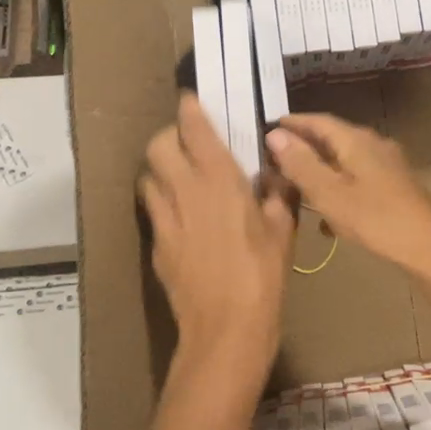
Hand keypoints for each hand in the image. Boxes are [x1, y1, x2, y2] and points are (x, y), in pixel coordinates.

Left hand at [140, 93, 295, 359]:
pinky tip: (183, 217)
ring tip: (182, 176)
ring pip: (148, 176)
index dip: (189, 109)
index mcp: (219, 179)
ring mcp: (165, 219)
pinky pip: (152, 210)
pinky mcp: (156, 246)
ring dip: (161, 168)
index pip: (195, 129)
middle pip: (158, 146)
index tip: (191, 99)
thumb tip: (274, 176)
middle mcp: (185, 190)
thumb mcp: (282, 229)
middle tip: (189, 142)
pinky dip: (163, 202)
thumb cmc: (263, 273)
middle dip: (169, 136)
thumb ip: (278, 194)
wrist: (225, 330)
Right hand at [265, 113, 430, 271]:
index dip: (293, 123)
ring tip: (295, 186)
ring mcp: (386, 165)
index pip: (319, 121)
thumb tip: (275, 134)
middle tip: (274, 158)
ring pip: (345, 160)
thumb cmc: (375, 218)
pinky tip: (327, 220)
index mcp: (356, 140)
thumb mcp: (329, 193)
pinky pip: (357, 180)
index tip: (267, 128)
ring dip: (320, 170)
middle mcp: (373, 144)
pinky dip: (338, 189)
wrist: (427, 246)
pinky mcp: (393, 187)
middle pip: (332, 138)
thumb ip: (301, 163)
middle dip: (304, 147)